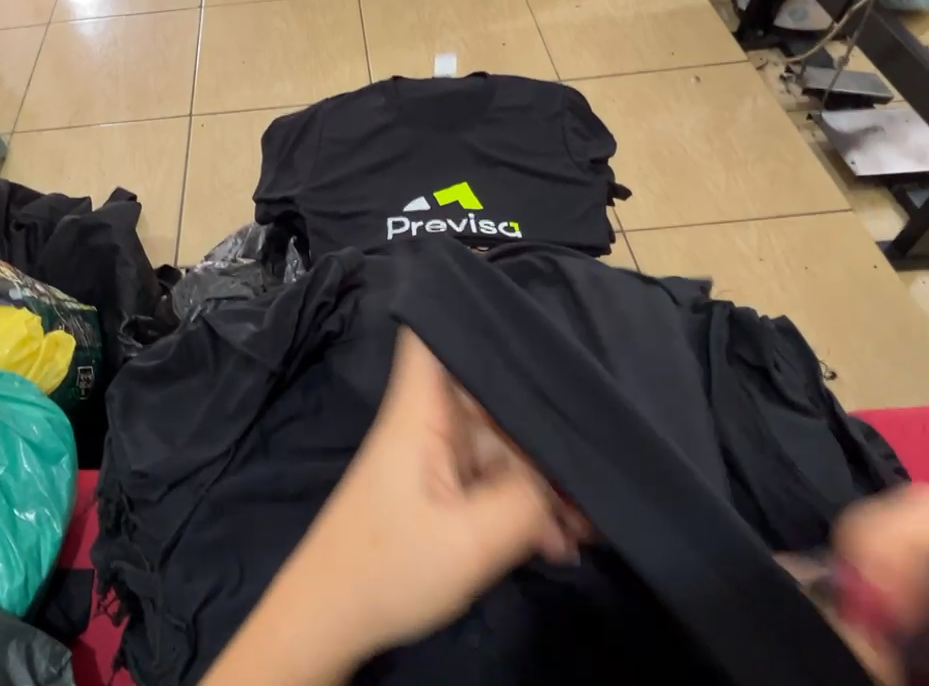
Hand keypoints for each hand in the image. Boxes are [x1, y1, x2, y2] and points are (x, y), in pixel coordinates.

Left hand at [200, 327, 582, 684]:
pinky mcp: (440, 489)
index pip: (432, 333)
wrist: (330, 619)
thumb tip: (563, 476)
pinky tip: (559, 544)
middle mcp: (429, 421)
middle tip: (597, 476)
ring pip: (501, 445)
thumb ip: (526, 501)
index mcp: (421, 411)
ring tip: (586, 528)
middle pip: (492, 397)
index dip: (470, 308)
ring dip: (543, 483)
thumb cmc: (388, 569)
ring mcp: (435, 456)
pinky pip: (492, 481)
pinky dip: (525, 507)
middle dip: (545, 432)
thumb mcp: (470, 543)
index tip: (529, 309)